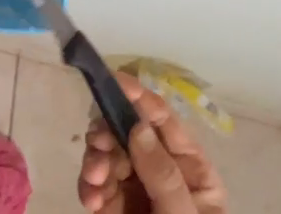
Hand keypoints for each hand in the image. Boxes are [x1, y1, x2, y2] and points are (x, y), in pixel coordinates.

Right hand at [80, 73, 227, 213]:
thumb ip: (163, 175)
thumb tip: (137, 127)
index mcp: (192, 172)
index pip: (164, 122)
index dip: (140, 97)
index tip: (114, 80)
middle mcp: (162, 173)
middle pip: (127, 133)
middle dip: (108, 136)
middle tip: (96, 146)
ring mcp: (135, 190)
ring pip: (106, 154)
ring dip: (94, 162)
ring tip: (93, 184)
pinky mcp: (113, 207)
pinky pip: (94, 183)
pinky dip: (87, 186)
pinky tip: (90, 201)